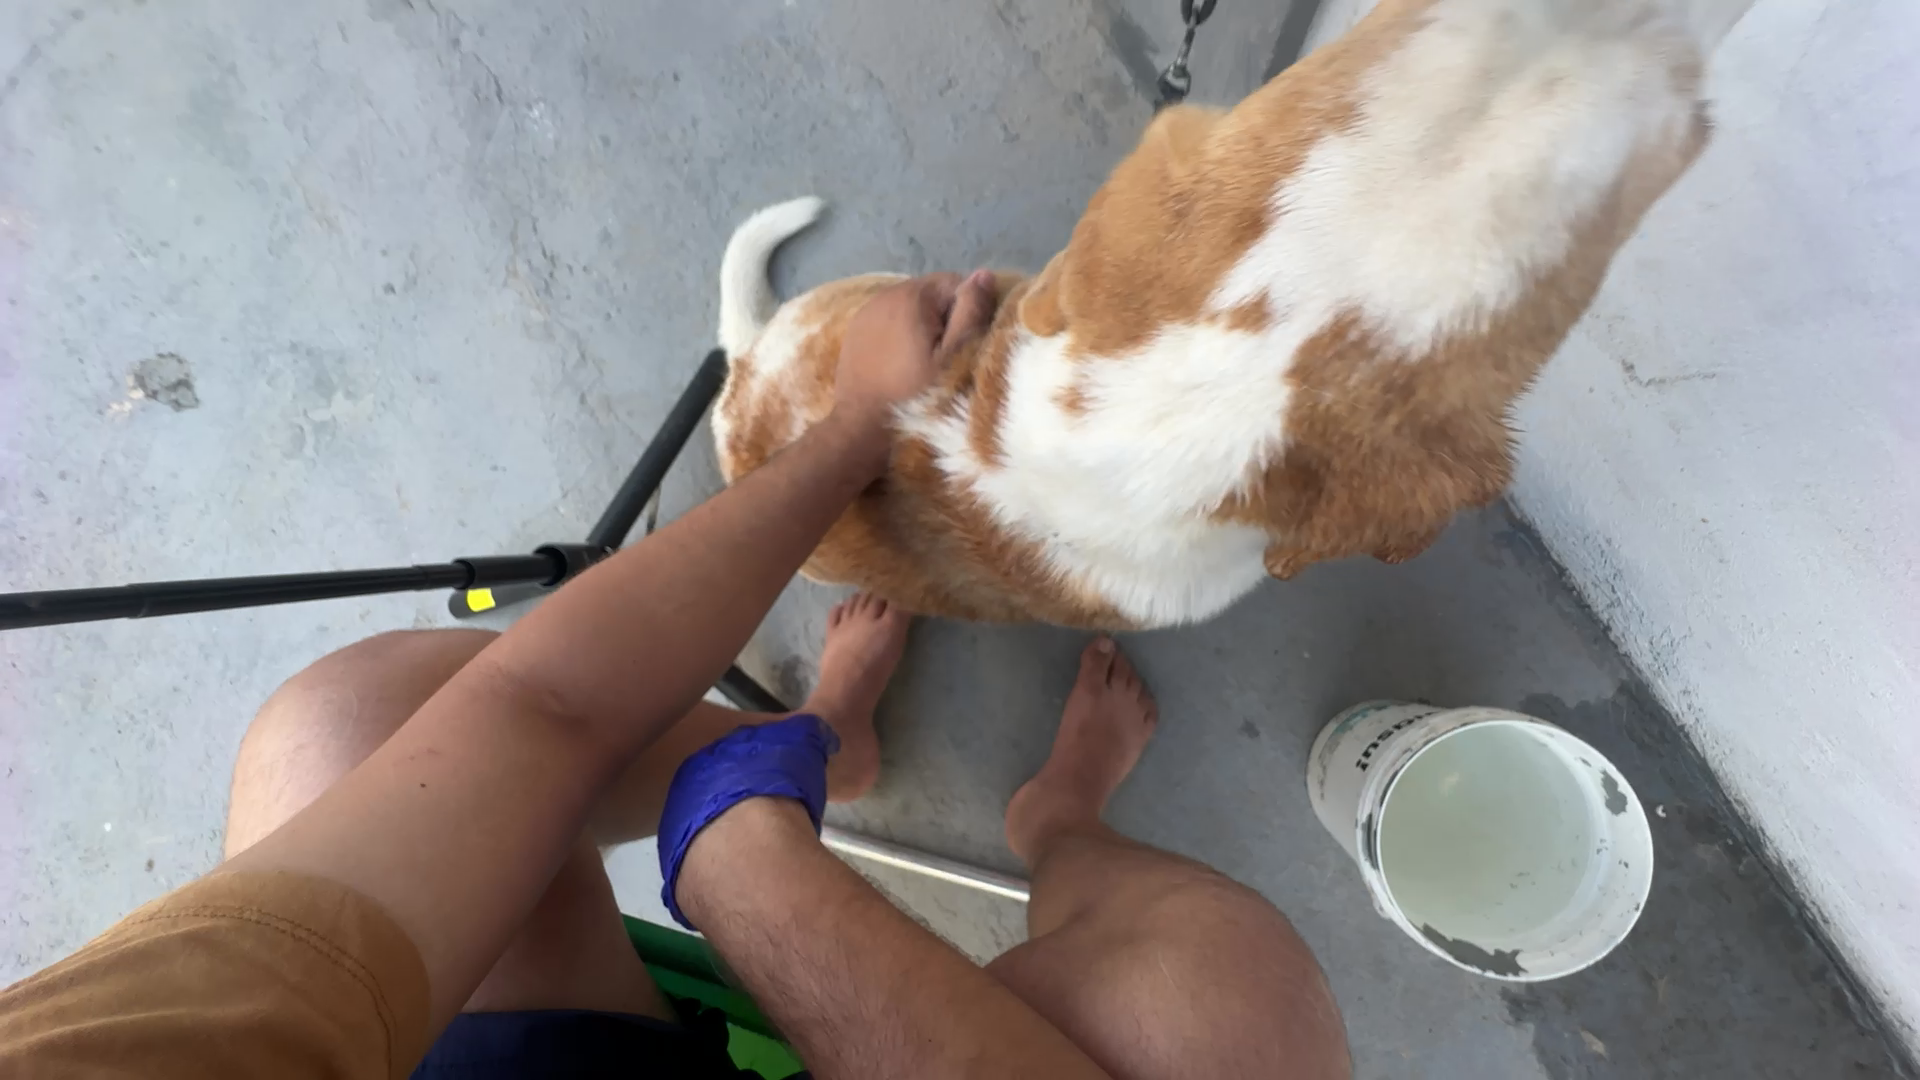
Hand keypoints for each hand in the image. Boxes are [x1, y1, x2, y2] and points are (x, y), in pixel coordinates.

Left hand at [833, 269, 997, 426]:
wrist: (861, 427)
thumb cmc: (914, 395)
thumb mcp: (953, 358)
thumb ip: (971, 313)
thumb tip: (984, 274)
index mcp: (912, 296)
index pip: (957, 283)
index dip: (970, 312)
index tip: (967, 346)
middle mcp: (886, 293)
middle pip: (932, 294)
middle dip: (946, 319)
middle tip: (947, 358)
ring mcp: (867, 311)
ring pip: (910, 308)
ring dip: (923, 327)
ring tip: (924, 363)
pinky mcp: (856, 331)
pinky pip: (889, 322)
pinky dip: (901, 336)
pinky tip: (901, 364)